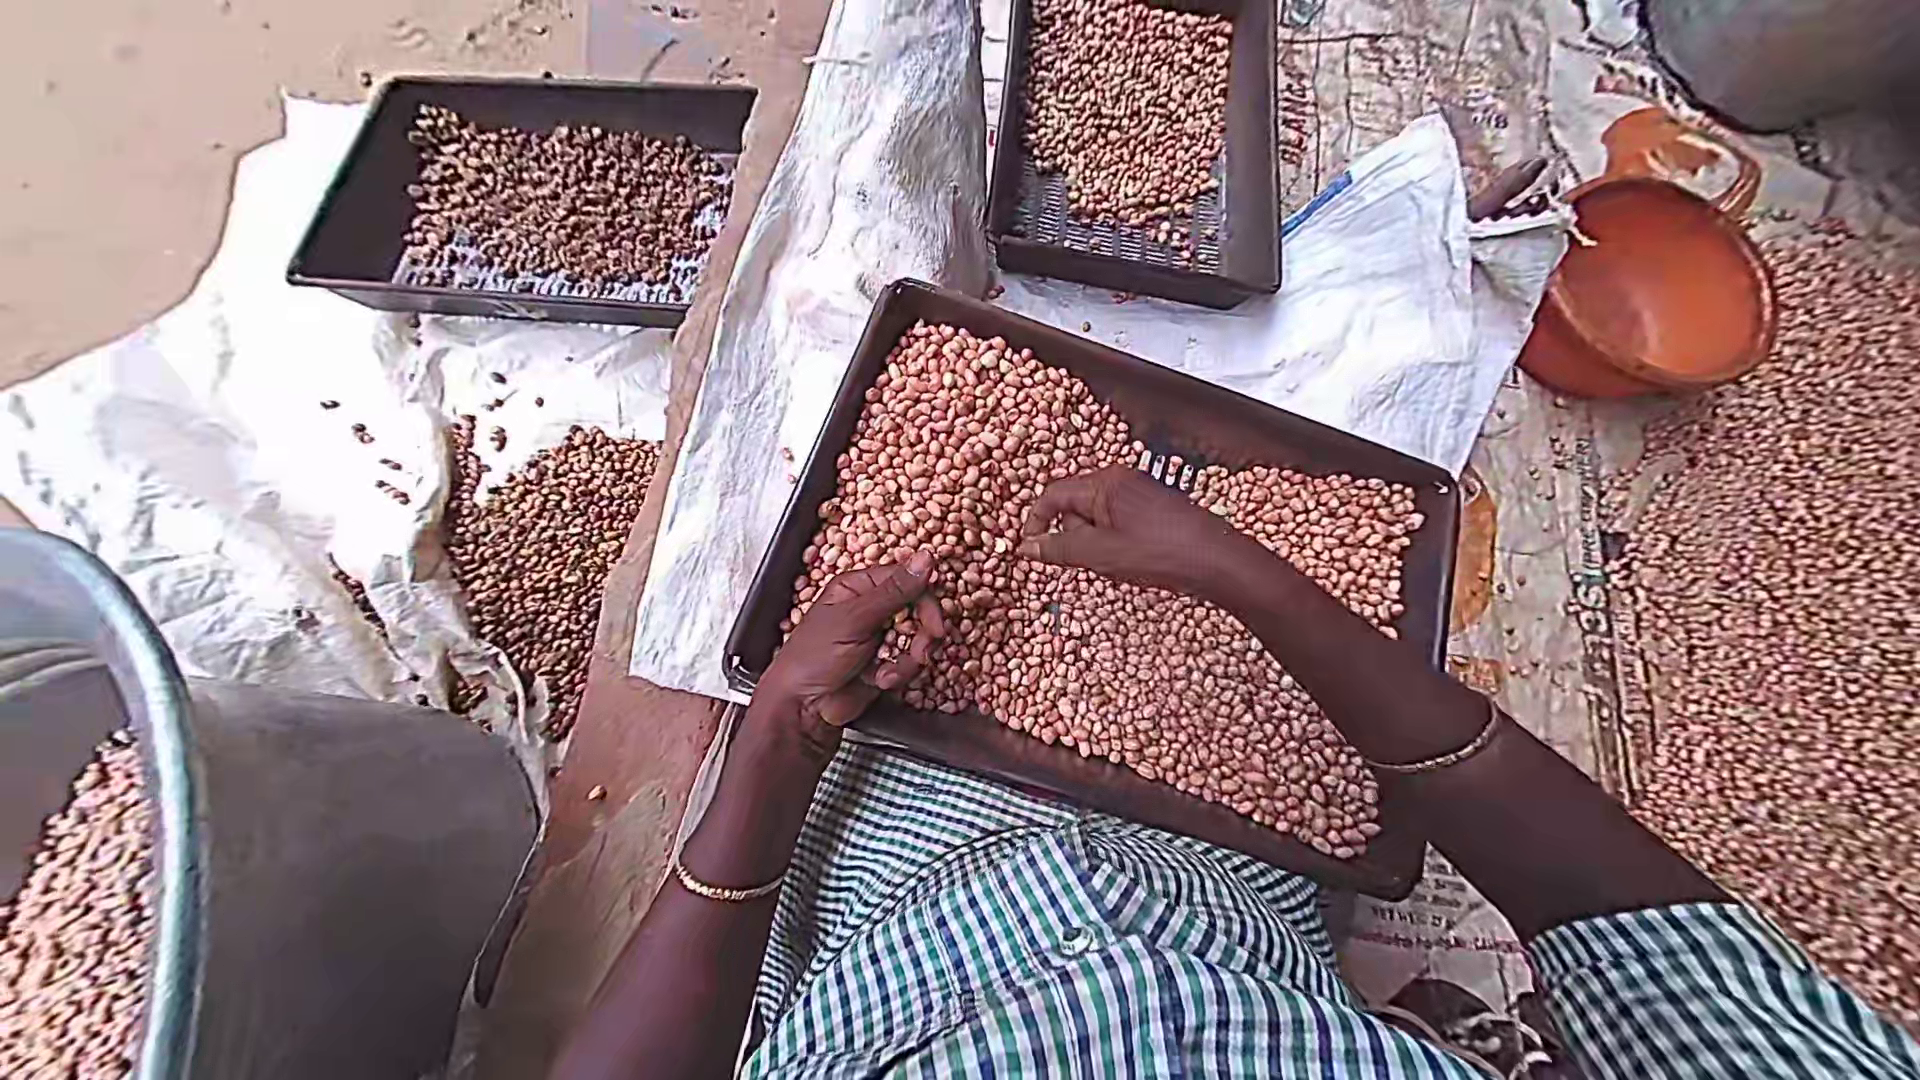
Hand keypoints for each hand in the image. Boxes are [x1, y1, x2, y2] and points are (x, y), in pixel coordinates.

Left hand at [753, 551, 946, 759]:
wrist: (803, 709)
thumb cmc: (814, 658)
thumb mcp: (855, 619)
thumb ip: (895, 591)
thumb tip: (926, 558)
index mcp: (859, 588)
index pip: (906, 580)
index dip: (924, 600)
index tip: (935, 623)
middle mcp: (872, 608)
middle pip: (918, 609)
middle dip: (921, 634)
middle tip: (920, 651)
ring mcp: (879, 635)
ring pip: (918, 637)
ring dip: (909, 658)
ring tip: (888, 672)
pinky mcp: (885, 661)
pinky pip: (910, 660)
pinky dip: (900, 672)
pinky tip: (880, 680)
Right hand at [1017, 465, 1259, 597]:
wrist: (1219, 563)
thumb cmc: (1161, 553)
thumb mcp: (1100, 554)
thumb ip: (1059, 548)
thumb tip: (1028, 547)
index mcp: (1104, 483)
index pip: (1053, 495)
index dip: (1036, 522)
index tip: (1030, 548)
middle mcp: (1121, 480)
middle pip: (1075, 505)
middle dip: (1072, 535)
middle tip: (1087, 561)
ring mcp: (1140, 493)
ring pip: (1097, 517)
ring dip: (1094, 542)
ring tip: (1116, 563)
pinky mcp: (1154, 509)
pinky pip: (1117, 523)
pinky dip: (1113, 543)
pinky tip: (1132, 561)